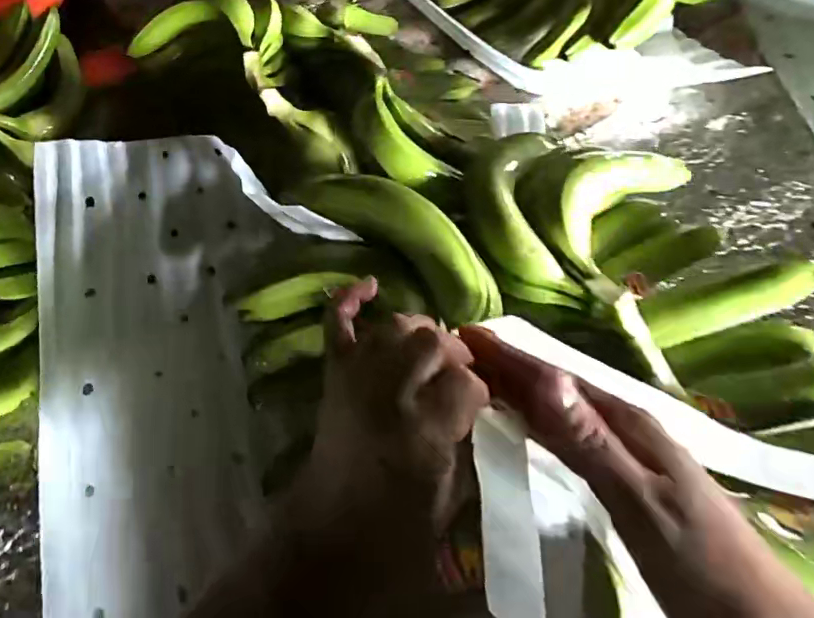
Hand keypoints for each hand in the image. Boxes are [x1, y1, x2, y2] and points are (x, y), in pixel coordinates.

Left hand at [289, 278, 489, 530]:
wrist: (333, 529)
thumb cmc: (399, 522)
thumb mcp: (452, 490)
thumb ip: (466, 434)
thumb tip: (477, 397)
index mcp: (423, 429)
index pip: (466, 382)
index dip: (479, 389)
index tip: (481, 402)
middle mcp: (387, 391)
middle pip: (432, 342)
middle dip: (454, 354)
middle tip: (458, 375)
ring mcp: (355, 375)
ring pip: (395, 326)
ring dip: (419, 333)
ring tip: (430, 352)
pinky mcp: (334, 371)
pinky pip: (339, 322)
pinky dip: (351, 299)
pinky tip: (372, 284)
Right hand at [461, 327, 813, 617]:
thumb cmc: (702, 565)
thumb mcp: (641, 503)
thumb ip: (591, 441)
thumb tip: (545, 375)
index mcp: (627, 420)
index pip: (555, 375)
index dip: (509, 354)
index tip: (464, 330)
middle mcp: (627, 426)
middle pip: (557, 386)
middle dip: (510, 365)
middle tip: (460, 351)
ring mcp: (631, 453)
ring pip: (563, 408)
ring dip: (522, 390)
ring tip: (481, 378)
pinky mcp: (630, 480)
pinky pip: (571, 436)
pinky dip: (540, 422)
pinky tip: (527, 427)